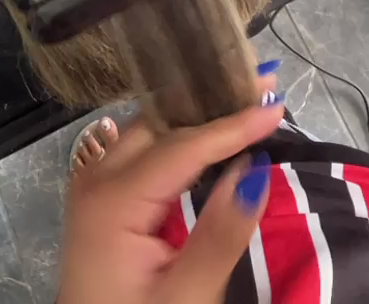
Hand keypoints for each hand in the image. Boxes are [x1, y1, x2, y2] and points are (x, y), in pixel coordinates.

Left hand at [56, 102, 284, 303]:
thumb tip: (255, 168)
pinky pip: (142, 144)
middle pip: (161, 122)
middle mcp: (97, 174)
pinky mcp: (101, 191)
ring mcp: (94, 179)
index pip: (181, 145)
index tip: (274, 103)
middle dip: (213, 101)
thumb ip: (218, 234)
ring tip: (243, 96)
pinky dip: (179, 131)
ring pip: (150, 126)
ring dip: (197, 112)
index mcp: (112, 198)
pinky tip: (209, 127)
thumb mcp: (185, 298)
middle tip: (262, 86)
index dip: (231, 123)